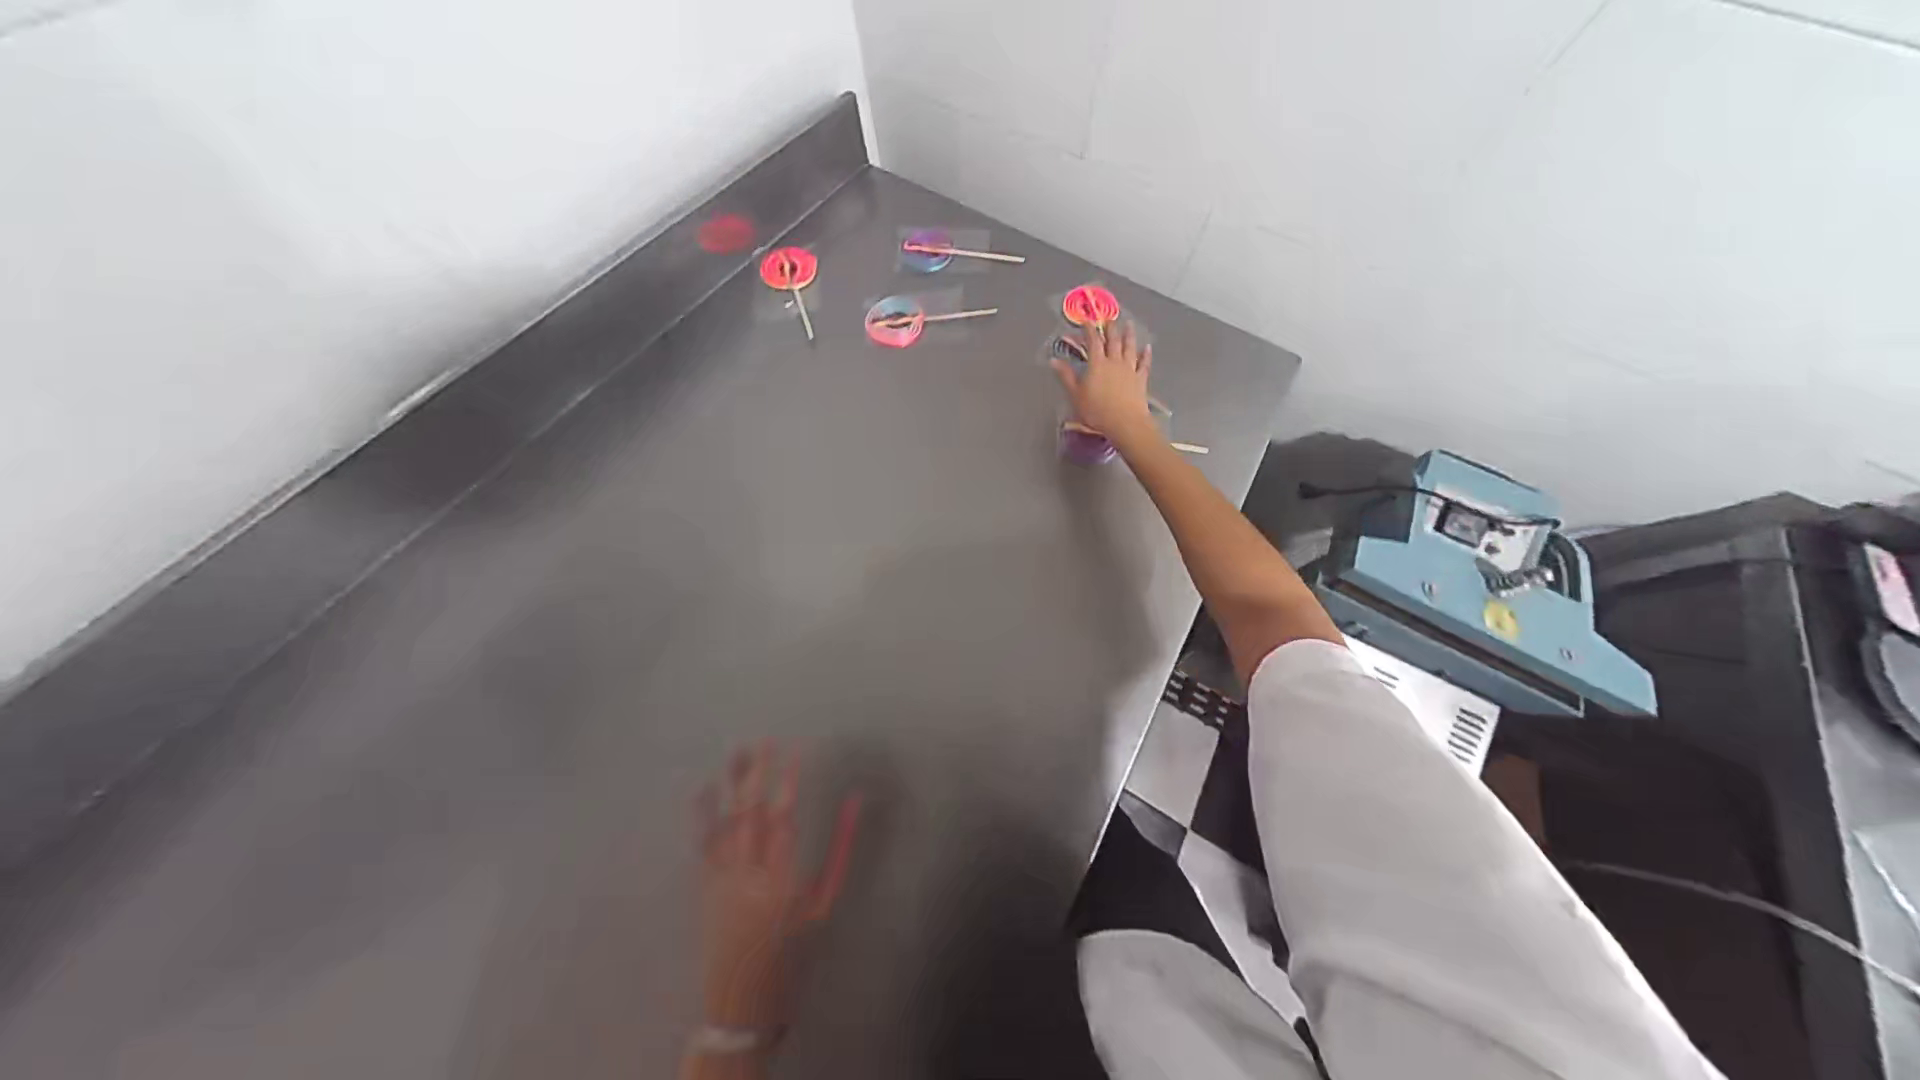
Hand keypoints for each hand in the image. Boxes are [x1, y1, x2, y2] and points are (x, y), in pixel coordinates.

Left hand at [694, 741, 860, 1032]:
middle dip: (758, 774)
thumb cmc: (794, 947)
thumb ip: (838, 850)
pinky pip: (700, 845)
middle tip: (766, 740)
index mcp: (781, 881)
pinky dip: (701, 815)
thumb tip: (854, 802)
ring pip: (724, 822)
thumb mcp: (824, 901)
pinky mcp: (703, 886)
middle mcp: (747, 876)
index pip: (784, 819)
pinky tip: (703, 788)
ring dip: (731, 785)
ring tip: (739, 750)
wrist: (743, 996)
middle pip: (751, 814)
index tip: (796, 750)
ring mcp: (720, 880)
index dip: (789, 782)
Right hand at [1051, 320, 1154, 441]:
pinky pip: (1144, 363)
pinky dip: (1146, 354)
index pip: (1093, 341)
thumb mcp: (1075, 394)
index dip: (1089, 330)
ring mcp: (1129, 369)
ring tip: (1129, 324)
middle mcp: (1114, 361)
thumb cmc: (1096, 410)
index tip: (1087, 320)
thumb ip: (1066, 376)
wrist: (1124, 422)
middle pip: (1113, 340)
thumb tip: (1053, 360)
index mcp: (1097, 364)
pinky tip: (1147, 348)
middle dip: (1111, 328)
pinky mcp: (1140, 379)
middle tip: (1110, 318)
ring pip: (1130, 347)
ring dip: (1129, 335)